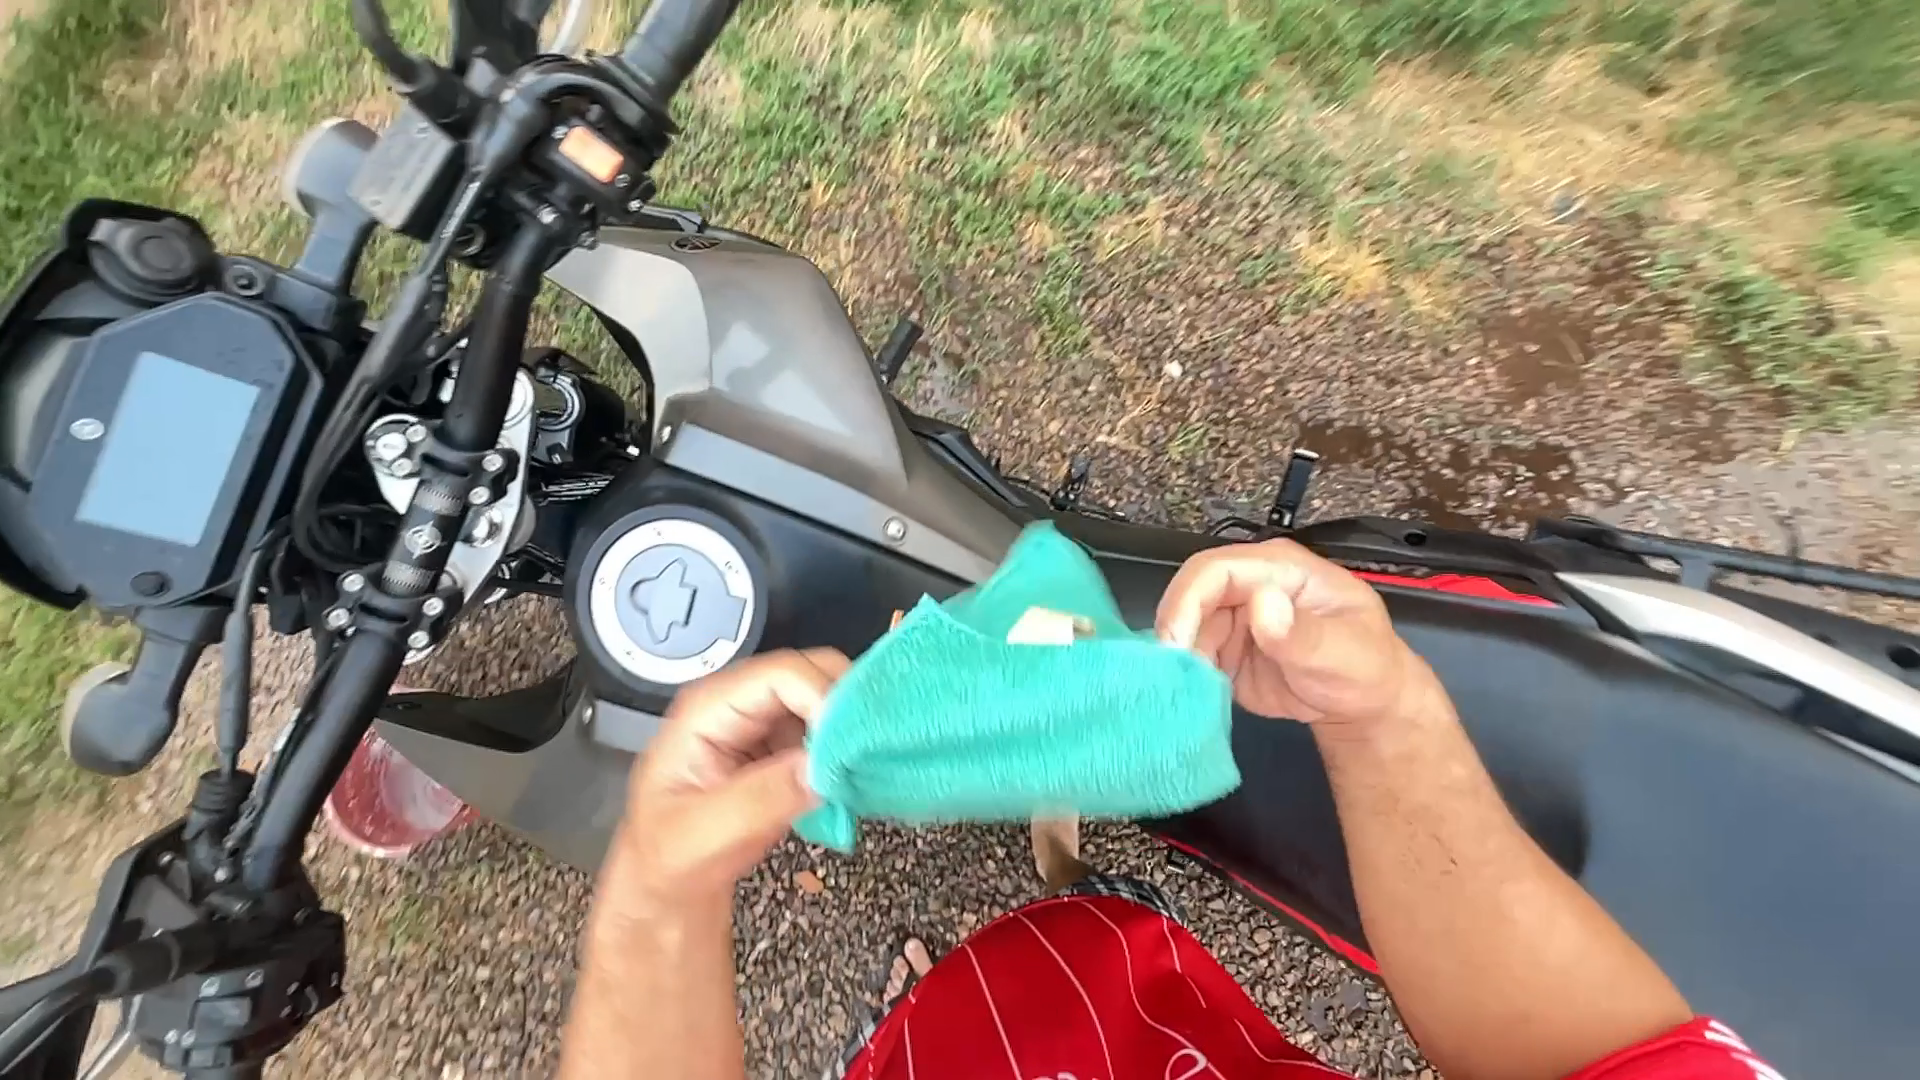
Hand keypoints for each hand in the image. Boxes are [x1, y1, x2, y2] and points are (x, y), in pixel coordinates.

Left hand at [609, 648, 849, 912]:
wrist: (666, 891)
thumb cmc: (667, 861)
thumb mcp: (700, 837)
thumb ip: (758, 801)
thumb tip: (820, 768)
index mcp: (710, 707)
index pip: (783, 673)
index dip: (824, 697)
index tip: (849, 744)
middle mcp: (741, 701)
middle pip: (812, 671)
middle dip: (846, 704)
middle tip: (869, 750)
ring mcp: (764, 720)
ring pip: (828, 695)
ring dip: (851, 726)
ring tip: (865, 766)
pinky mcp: (784, 743)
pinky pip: (829, 727)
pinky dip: (848, 746)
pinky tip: (853, 776)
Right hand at [1155, 539, 1437, 732]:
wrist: (1364, 705)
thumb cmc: (1365, 670)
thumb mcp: (1345, 654)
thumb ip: (1304, 633)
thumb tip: (1261, 603)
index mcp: (1278, 568)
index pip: (1215, 569)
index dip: (1187, 600)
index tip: (1176, 642)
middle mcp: (1248, 585)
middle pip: (1190, 594)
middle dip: (1176, 630)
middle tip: (1172, 671)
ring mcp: (1233, 615)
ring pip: (1184, 625)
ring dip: (1181, 656)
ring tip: (1190, 687)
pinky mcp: (1222, 645)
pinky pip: (1190, 652)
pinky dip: (1186, 672)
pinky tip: (1195, 691)